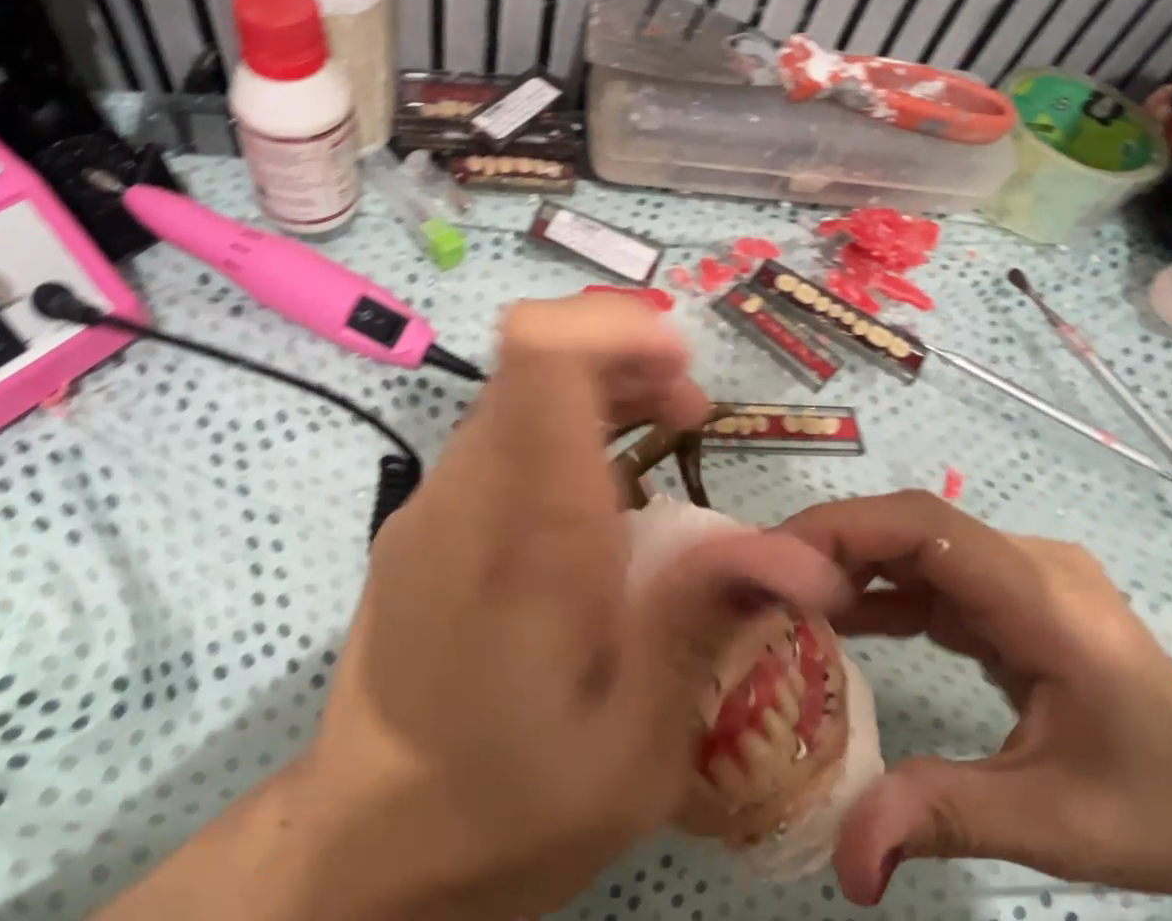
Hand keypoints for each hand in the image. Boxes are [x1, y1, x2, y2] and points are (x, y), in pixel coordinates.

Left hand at [307, 297, 846, 919]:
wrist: (367, 845)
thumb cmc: (507, 806)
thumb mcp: (634, 745)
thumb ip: (700, 623)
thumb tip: (804, 557)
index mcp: (524, 536)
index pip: (539, 357)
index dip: (612, 326)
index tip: (681, 365)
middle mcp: (462, 499)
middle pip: (528, 362)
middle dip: (621, 359)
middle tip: (690, 412)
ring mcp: (427, 511)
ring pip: (510, 400)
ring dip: (591, 397)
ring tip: (660, 445)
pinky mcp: (416, 534)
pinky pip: (491, 449)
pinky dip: (553, 439)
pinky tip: (594, 507)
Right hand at [779, 492, 1171, 905]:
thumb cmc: (1154, 807)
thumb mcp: (1049, 822)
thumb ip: (940, 819)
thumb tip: (845, 859)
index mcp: (1048, 603)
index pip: (928, 528)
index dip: (842, 530)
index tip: (770, 565)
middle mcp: (1031, 568)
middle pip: (910, 525)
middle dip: (826, 545)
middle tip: (755, 586)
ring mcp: (1020, 579)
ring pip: (912, 544)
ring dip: (843, 565)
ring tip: (778, 603)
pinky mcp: (1006, 599)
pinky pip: (926, 577)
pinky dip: (873, 592)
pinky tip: (832, 623)